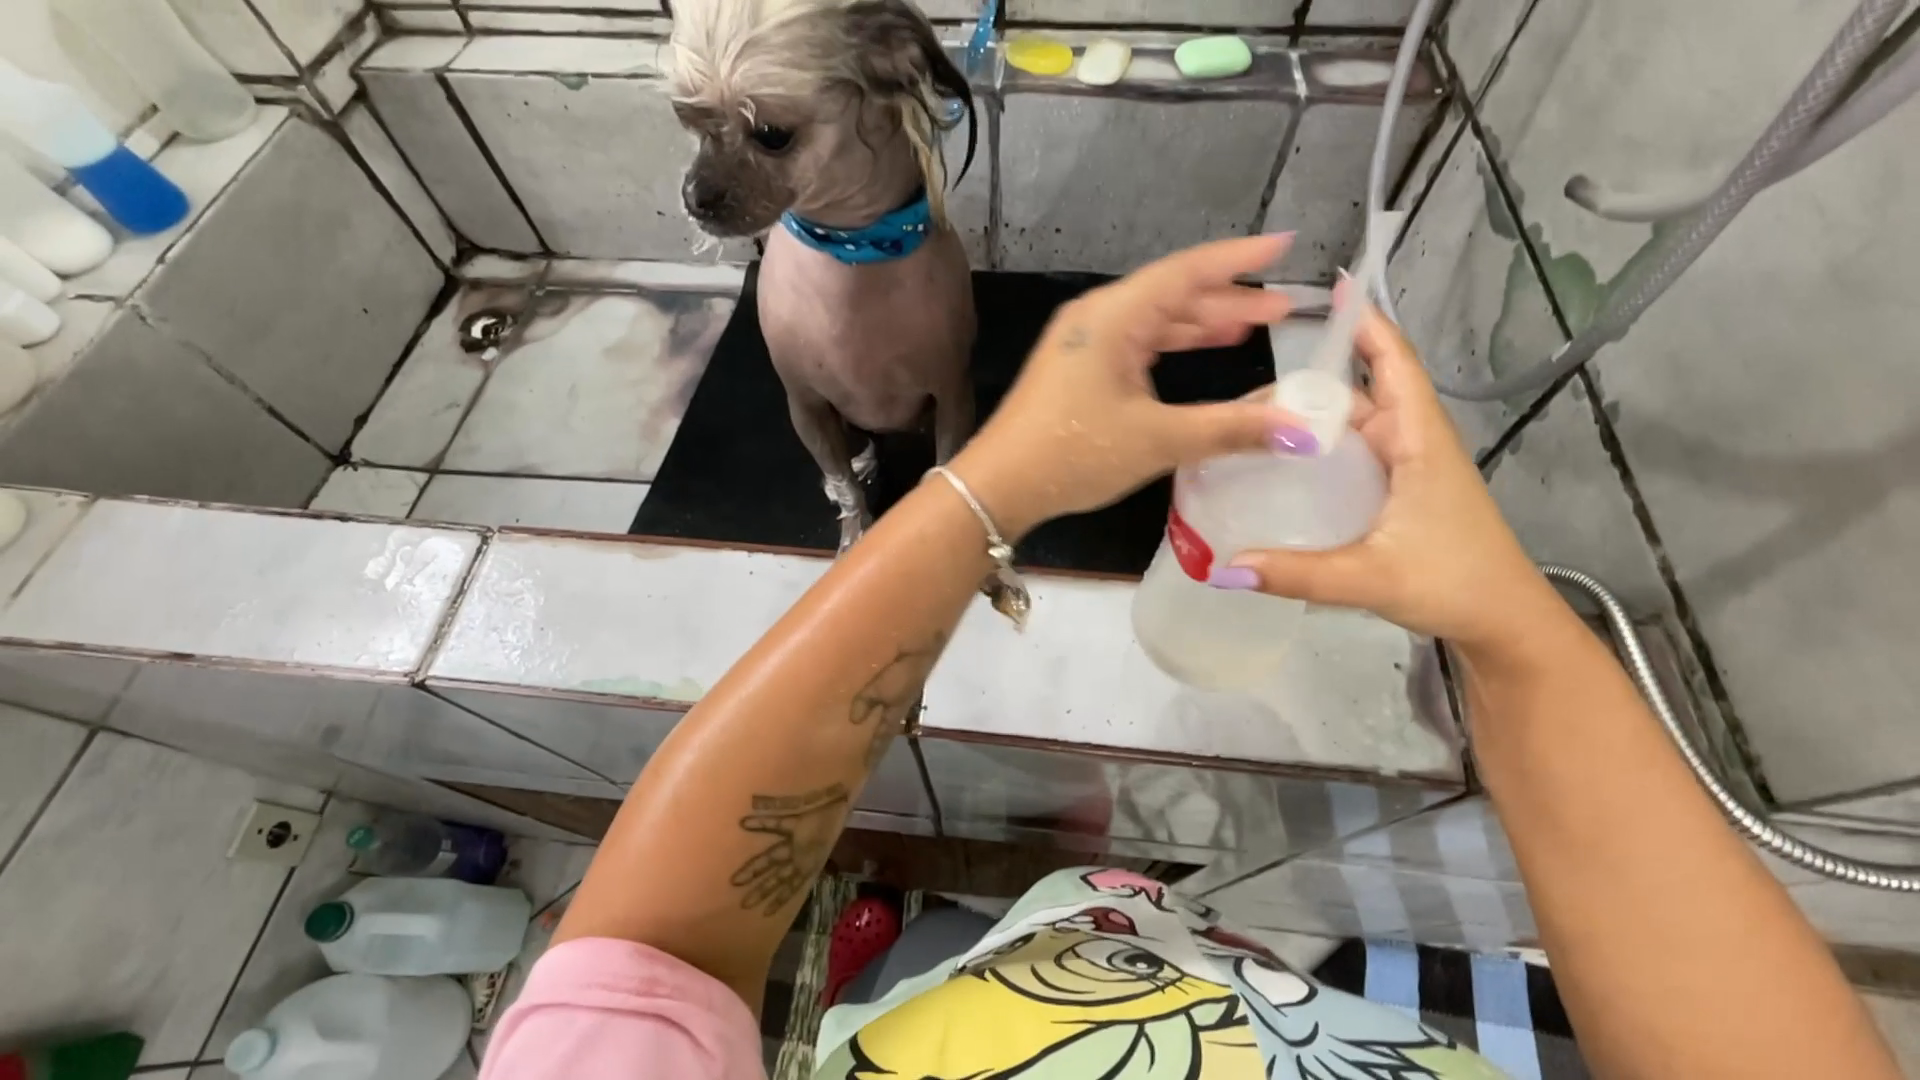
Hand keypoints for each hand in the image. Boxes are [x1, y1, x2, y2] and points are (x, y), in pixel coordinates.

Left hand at [950, 234, 1312, 536]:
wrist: (999, 486)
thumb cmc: (1073, 453)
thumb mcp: (1157, 440)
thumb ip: (1230, 428)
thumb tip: (1300, 428)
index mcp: (1113, 316)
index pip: (1186, 271)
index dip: (1239, 258)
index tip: (1284, 246)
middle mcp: (1097, 318)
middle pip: (1172, 294)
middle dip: (1228, 299)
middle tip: (1284, 309)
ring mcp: (1084, 343)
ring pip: (1154, 320)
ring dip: (1200, 323)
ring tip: (1250, 329)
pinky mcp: (1078, 369)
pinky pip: (1136, 344)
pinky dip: (1171, 346)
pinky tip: (1199, 354)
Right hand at [1217, 288, 1557, 651]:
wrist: (1503, 624)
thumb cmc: (1456, 583)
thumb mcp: (1373, 578)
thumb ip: (1298, 574)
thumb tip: (1224, 569)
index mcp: (1419, 441)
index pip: (1393, 366)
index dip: (1367, 326)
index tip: (1332, 290)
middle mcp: (1410, 444)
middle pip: (1357, 395)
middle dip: (1306, 387)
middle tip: (1244, 397)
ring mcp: (1403, 471)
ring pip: (1350, 430)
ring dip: (1309, 423)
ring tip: (1250, 429)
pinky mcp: (1395, 496)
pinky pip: (1348, 460)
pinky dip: (1316, 456)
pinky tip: (1279, 472)